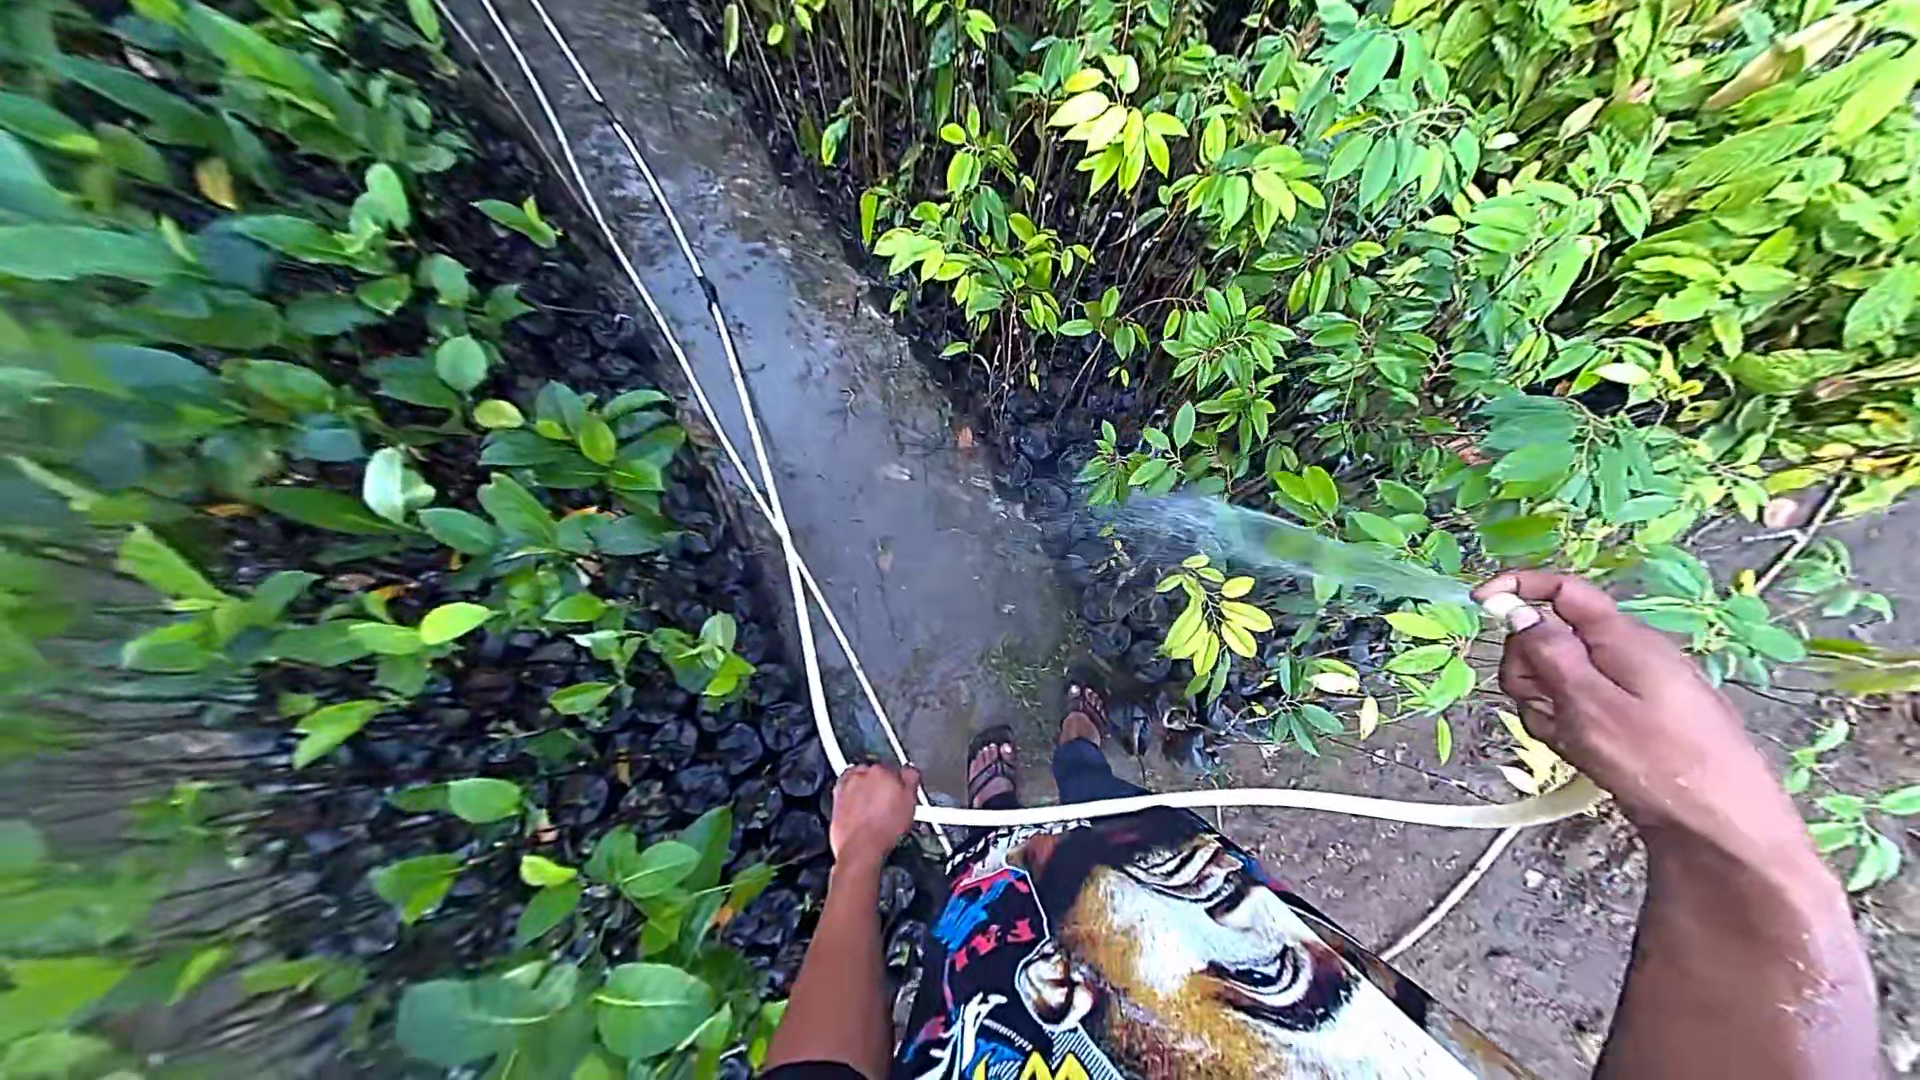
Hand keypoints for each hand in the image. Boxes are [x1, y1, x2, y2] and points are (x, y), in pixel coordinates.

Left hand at [829, 763, 920, 870]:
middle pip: (877, 773)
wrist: (861, 850)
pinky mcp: (837, 797)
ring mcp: (848, 785)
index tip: (900, 793)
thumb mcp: (910, 804)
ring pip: (861, 779)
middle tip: (887, 802)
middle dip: (882, 785)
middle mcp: (863, 774)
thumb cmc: (883, 831)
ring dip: (866, 788)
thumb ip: (911, 780)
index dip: (900, 784)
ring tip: (873, 806)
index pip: (896, 770)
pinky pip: (846, 789)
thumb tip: (910, 771)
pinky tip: (858, 806)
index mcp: (883, 772)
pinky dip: (852, 794)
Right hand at [1475, 571, 1804, 854]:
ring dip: (1541, 699)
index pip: (1564, 589)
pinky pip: (1573, 700)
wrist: (1722, 830)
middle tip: (1540, 701)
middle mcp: (1626, 653)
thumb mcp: (1588, 701)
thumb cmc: (1657, 761)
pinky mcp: (1628, 712)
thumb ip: (1549, 650)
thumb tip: (1517, 609)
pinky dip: (1560, 719)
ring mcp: (1629, 684)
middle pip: (1547, 636)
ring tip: (1565, 732)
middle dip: (1526, 666)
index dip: (1517, 586)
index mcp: (1623, 639)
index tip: (1479, 602)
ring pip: (1553, 672)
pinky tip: (1578, 746)